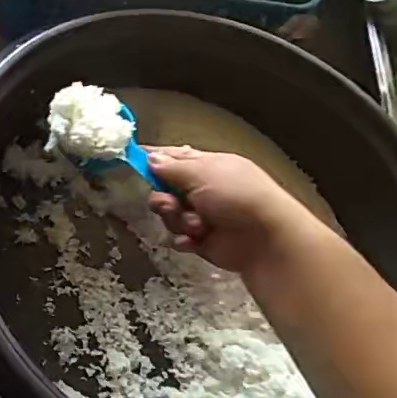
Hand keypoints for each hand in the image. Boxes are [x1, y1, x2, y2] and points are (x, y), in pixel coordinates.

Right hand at [145, 146, 323, 273]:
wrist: (265, 239)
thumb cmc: (237, 196)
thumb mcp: (202, 173)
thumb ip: (171, 167)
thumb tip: (149, 157)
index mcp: (207, 166)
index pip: (173, 157)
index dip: (152, 159)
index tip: (131, 161)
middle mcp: (202, 188)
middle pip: (164, 189)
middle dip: (163, 199)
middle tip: (170, 204)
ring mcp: (201, 214)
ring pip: (169, 215)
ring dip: (177, 220)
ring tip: (196, 225)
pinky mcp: (201, 239)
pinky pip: (178, 237)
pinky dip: (184, 238)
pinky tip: (195, 240)